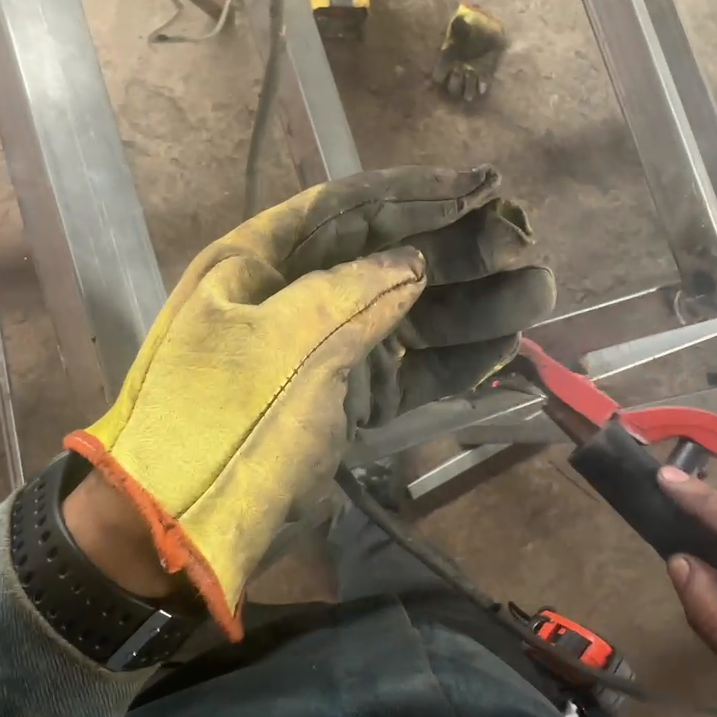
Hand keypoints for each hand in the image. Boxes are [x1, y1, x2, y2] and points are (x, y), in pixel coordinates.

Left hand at [63, 167, 552, 639]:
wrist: (178, 530)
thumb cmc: (220, 420)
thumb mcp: (281, 341)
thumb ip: (353, 291)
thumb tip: (413, 264)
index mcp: (261, 262)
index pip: (350, 208)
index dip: (418, 193)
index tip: (482, 187)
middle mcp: (296, 296)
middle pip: (388, 258)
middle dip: (457, 249)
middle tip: (524, 244)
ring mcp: (325, 351)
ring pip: (408, 315)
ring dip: (472, 303)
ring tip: (538, 289)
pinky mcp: (349, 402)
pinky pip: (410, 371)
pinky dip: (456, 359)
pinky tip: (507, 345)